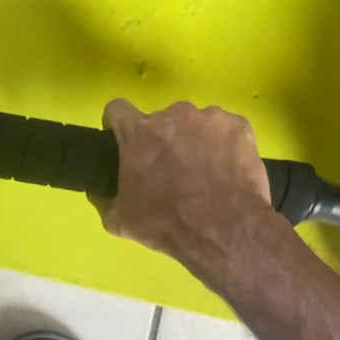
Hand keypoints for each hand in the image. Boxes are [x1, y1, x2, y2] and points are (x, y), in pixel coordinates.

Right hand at [98, 99, 278, 280]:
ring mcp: (211, 117)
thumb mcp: (118, 220)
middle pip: (160, 120)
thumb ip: (103, 197)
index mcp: (139, 133)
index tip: (123, 142)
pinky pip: (224, 130)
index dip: (117, 126)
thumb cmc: (164, 223)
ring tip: (201, 173)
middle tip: (168, 171)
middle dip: (161, 140)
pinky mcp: (240, 126)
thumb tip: (99, 190)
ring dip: (192, 142)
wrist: (223, 230)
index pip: (117, 109)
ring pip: (194, 124)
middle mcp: (174, 114)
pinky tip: (224, 171)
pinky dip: (221, 146)